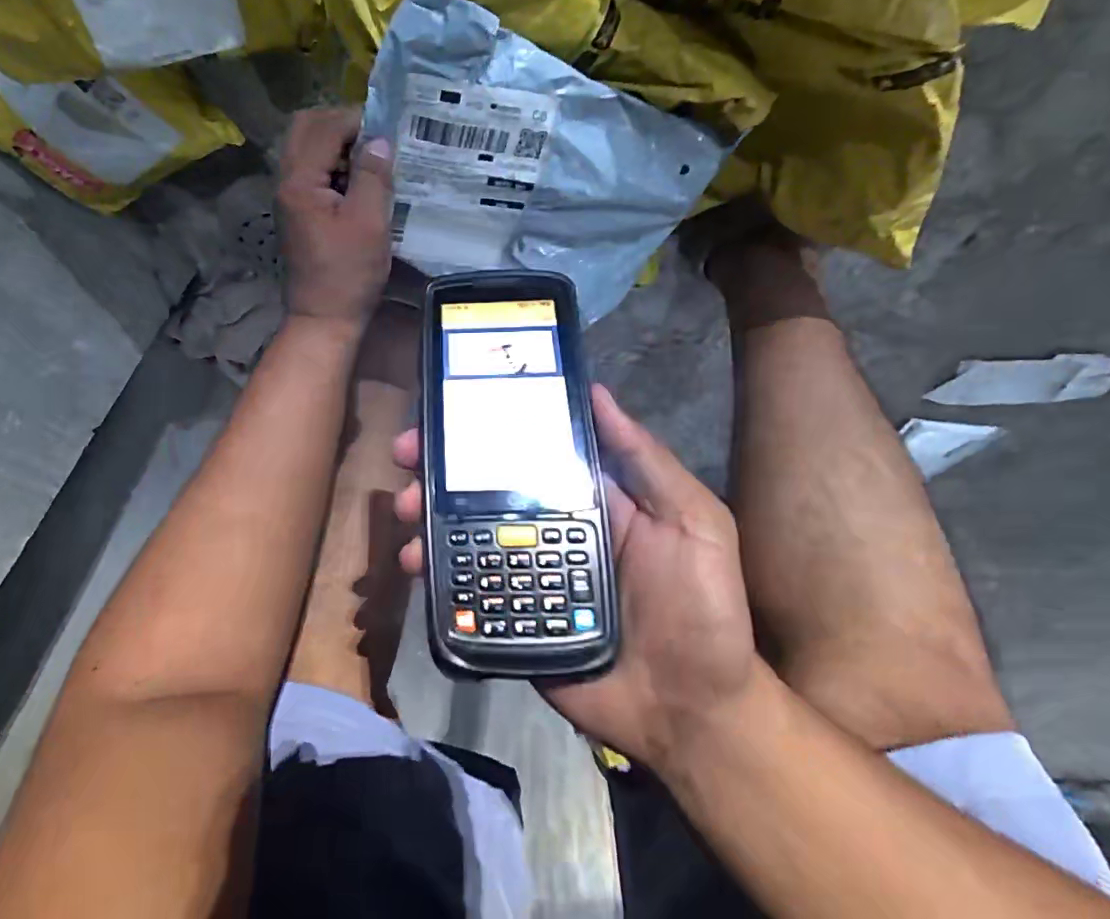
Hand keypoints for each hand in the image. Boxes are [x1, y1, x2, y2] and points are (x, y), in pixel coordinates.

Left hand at [277, 107, 393, 325]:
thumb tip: (380, 140)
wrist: (324, 318)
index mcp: (300, 181)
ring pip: (308, 149)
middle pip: (306, 129)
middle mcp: (287, 182)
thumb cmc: (348, 274)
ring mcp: (291, 197)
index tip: (389, 130)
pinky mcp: (300, 212)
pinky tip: (363, 182)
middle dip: (342, 124)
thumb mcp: (369, 223)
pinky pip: (315, 172)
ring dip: (340, 145)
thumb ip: (373, 176)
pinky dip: (337, 166)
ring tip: (375, 160)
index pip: (324, 127)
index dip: (357, 120)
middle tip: (377, 138)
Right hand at [392, 386, 765, 765]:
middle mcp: (554, 532)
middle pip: (490, 493)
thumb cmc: (702, 608)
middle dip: (445, 470)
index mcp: (592, 501)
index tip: (451, 413)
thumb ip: (648, 463)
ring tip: (407, 511)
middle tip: (407, 458)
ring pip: (469, 537)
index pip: (535, 455)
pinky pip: (469, 592)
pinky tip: (416, 564)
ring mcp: (529, 577)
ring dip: (431, 517)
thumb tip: (598, 396)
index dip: (494, 431)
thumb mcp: (693, 522)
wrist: (691, 711)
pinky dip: (438, 575)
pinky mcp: (513, 621)